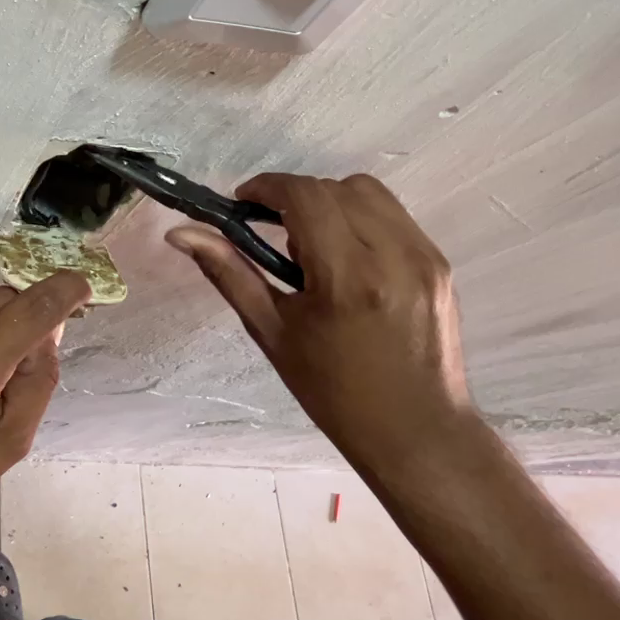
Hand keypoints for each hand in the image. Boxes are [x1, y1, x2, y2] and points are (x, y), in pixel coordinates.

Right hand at [166, 173, 475, 473]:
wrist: (416, 431)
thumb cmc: (333, 390)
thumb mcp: (271, 331)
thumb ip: (228, 272)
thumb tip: (180, 233)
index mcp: (346, 278)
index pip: (305, 197)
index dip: (267, 188)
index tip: (242, 203)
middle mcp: (392, 256)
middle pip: (335, 188)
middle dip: (294, 197)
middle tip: (269, 231)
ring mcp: (424, 256)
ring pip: (368, 193)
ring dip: (328, 202)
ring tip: (310, 245)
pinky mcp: (440, 262)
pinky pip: (393, 215)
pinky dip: (358, 219)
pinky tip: (344, 258)